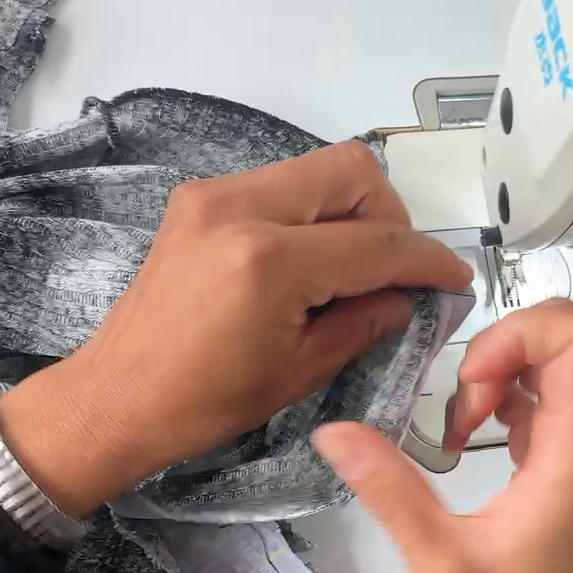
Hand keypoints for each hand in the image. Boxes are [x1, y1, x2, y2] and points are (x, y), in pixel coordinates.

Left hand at [0, 141, 472, 515]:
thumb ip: (367, 322)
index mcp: (269, 262)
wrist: (117, 397)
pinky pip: (281, 185)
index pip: (377, 243)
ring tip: (354, 267)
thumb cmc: (205, 403)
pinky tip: (311, 261)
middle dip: (391, 217)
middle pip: (352, 171)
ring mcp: (214, 195)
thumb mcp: (301, 370)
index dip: (428, 260)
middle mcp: (241, 207)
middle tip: (395, 269)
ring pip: (317, 170)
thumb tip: (411, 296)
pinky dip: (313, 214)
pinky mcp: (199, 199)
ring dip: (353, 211)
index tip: (455, 277)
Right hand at [313, 299, 572, 572]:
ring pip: (555, 350)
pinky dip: (502, 388)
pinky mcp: (570, 441)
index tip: (469, 386)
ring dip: (498, 369)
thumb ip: (390, 492)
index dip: (517, 335)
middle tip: (463, 402)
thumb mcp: (439, 559)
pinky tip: (470, 434)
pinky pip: (543, 381)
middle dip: (503, 345)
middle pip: (568, 329)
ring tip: (459, 427)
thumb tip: (334, 433)